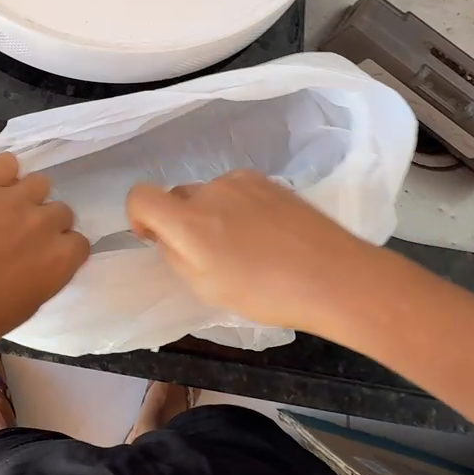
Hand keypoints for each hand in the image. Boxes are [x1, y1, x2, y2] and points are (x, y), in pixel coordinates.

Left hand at [0, 152, 88, 351]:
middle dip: (45, 223)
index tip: (44, 254)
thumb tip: (46, 258)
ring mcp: (15, 200)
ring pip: (40, 183)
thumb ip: (48, 273)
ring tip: (6, 210)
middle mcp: (45, 224)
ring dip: (28, 196)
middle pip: (62, 210)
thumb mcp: (31, 303)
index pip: (79, 242)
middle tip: (21, 235)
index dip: (61, 247)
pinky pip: (7, 162)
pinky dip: (4, 172)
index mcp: (60, 259)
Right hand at [126, 170, 376, 331]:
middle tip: (209, 255)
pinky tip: (266, 234)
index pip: (140, 196)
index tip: (155, 238)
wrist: (334, 276)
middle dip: (181, 221)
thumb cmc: (267, 293)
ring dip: (212, 214)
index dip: (139, 216)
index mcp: (188, 221)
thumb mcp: (207, 289)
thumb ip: (176, 256)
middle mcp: (209, 191)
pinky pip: (236, 190)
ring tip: (246, 247)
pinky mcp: (267, 180)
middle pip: (176, 197)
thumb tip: (166, 236)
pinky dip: (238, 207)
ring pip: (208, 194)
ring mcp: (240, 181)